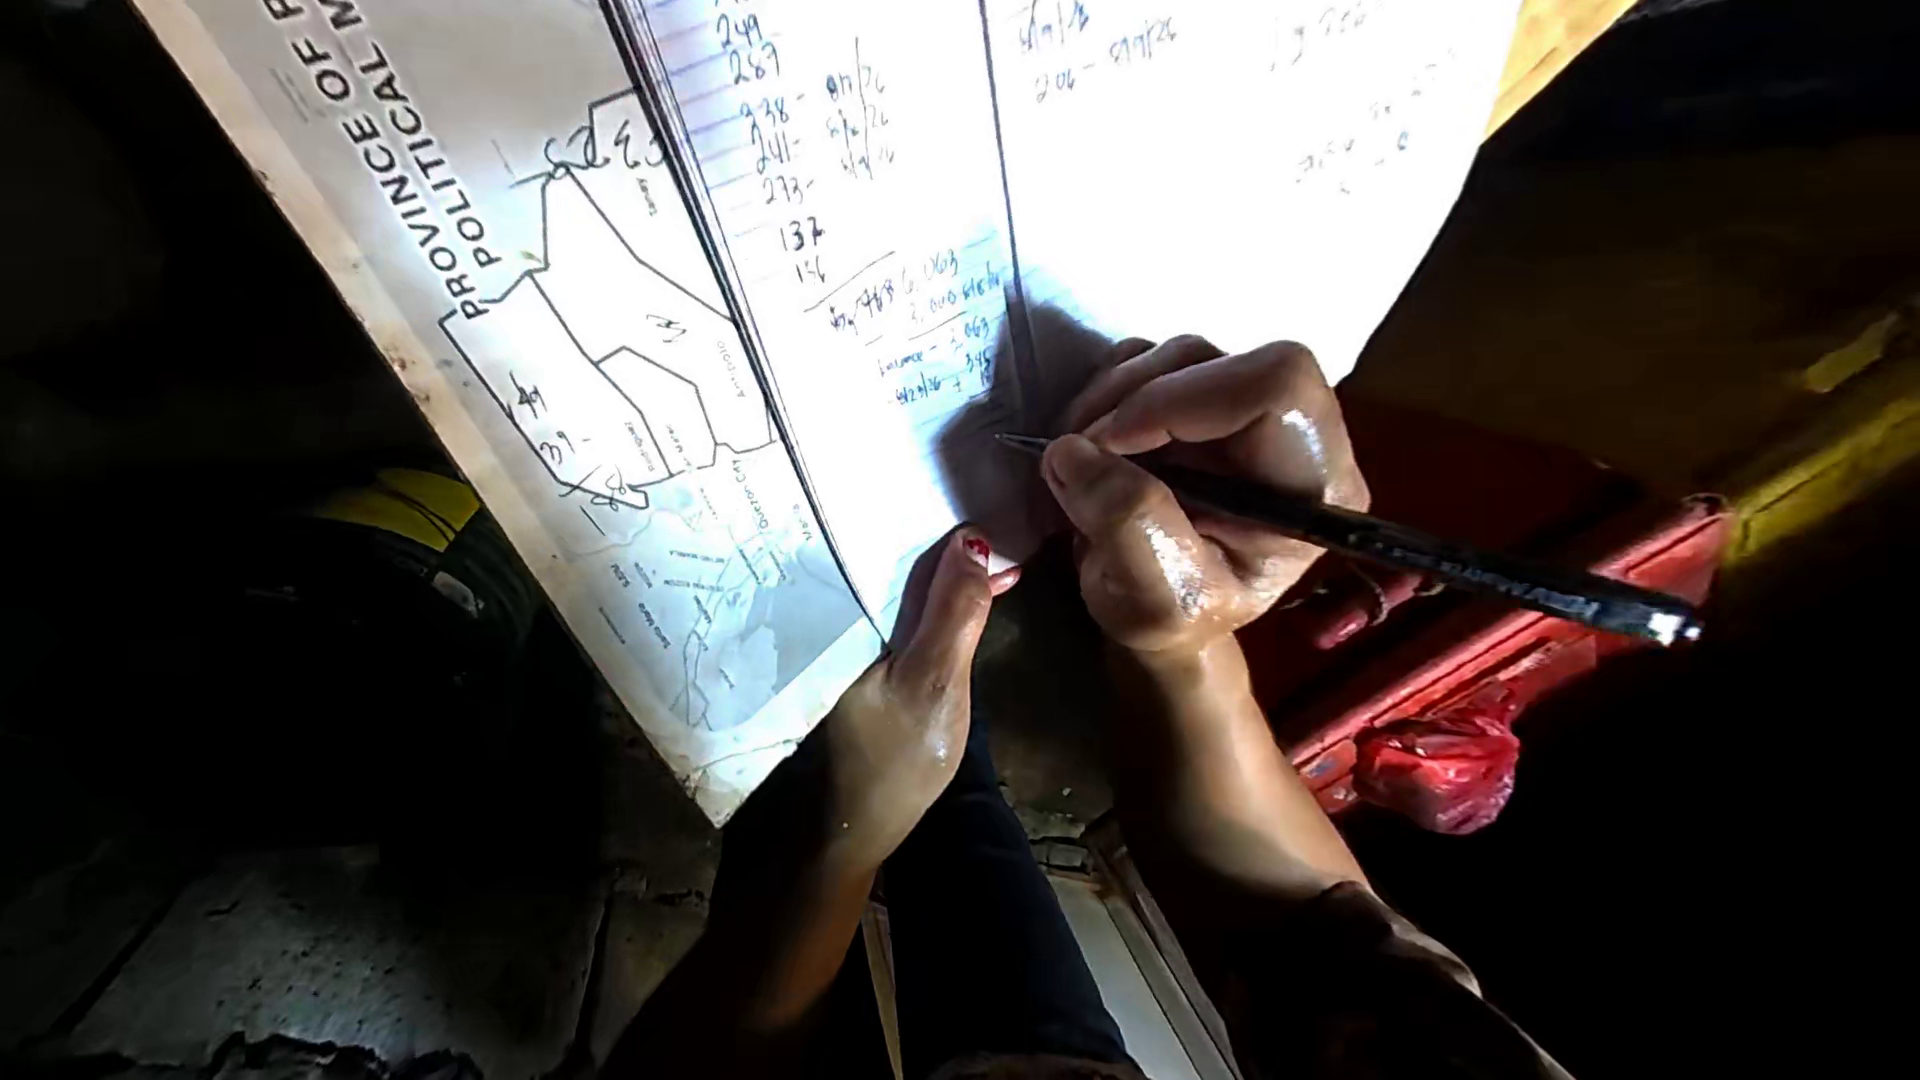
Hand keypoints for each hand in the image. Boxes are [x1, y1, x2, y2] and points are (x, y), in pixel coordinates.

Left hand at [818, 526, 1020, 865]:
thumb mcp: (935, 682)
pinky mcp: (876, 657)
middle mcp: (849, 612)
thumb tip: (973, 540)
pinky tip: (977, 592)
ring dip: (954, 570)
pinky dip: (945, 600)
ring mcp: (863, 635)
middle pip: (902, 557)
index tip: (993, 503)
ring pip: (911, 583)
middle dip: (952, 539)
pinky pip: (913, 610)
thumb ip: (954, 614)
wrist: (858, 829)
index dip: (947, 522)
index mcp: (853, 610)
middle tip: (1006, 518)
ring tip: (1003, 553)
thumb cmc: (897, 759)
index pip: (900, 544)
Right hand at [1043, 336, 1368, 656]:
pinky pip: (1150, 360)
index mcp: (1309, 488)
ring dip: (1109, 397)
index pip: (1274, 389)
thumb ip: (1125, 527)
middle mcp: (1288, 436)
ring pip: (1178, 356)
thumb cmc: (1170, 619)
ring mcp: (1240, 412)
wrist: (1154, 608)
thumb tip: (1071, 452)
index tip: (1107, 446)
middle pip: (1217, 362)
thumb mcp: (1153, 602)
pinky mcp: (1198, 402)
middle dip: (1130, 399)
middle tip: (1075, 452)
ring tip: (1074, 454)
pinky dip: (1105, 391)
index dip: (1179, 402)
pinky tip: (1090, 439)